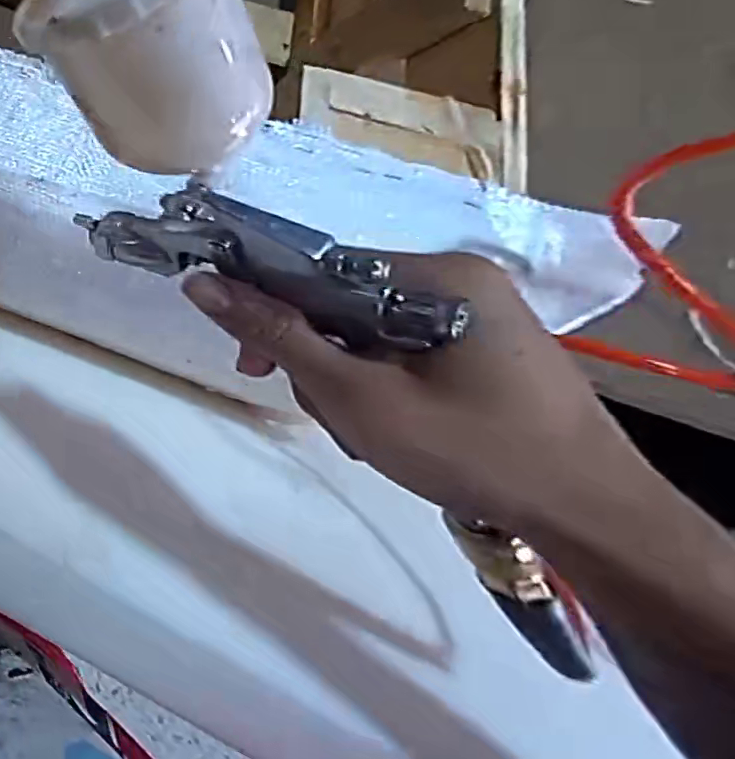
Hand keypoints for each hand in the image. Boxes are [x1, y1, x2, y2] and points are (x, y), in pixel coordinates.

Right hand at [181, 252, 657, 529]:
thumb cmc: (471, 449)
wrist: (596, 524)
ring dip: (335, 373)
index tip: (250, 360)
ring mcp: (468, 313)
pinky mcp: (473, 344)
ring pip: (356, 327)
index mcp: (436, 275)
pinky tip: (376, 417)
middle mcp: (453, 281)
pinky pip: (388, 344)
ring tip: (352, 423)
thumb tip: (197, 282)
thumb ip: (273, 332)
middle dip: (307, 353)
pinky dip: (366, 378)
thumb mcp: (353, 392)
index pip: (314, 269)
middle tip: (308, 400)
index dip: (267, 307)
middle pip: (334, 300)